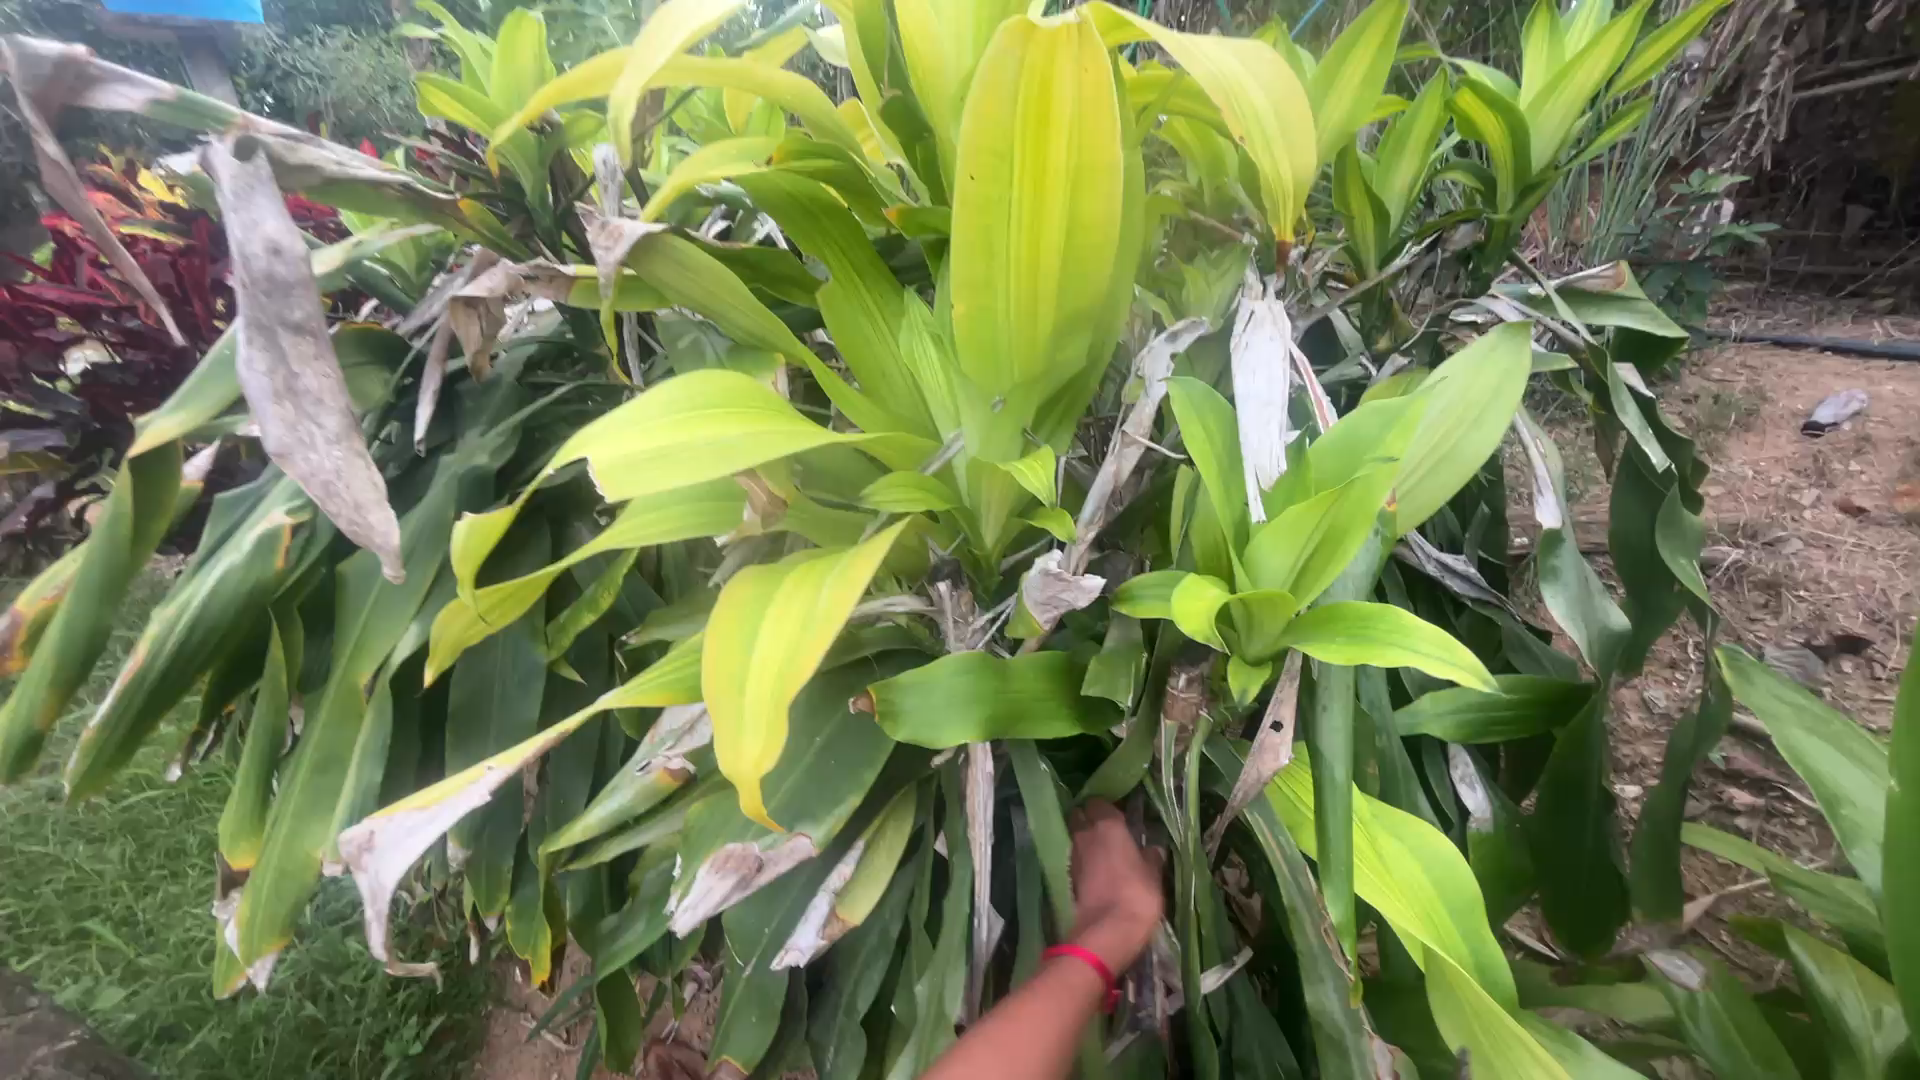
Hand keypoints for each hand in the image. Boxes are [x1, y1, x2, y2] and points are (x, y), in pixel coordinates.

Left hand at [1066, 800, 1164, 972]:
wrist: (1108, 929)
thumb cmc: (1137, 893)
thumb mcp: (1153, 874)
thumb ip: (1151, 856)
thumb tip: (1153, 848)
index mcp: (1107, 823)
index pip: (1099, 802)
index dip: (1106, 808)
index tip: (1119, 817)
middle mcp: (1086, 832)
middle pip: (1081, 814)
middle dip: (1089, 818)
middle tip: (1107, 830)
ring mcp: (1074, 853)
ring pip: (1076, 835)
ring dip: (1086, 839)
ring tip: (1103, 851)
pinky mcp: (1068, 874)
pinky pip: (1076, 856)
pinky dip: (1083, 858)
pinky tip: (1096, 869)